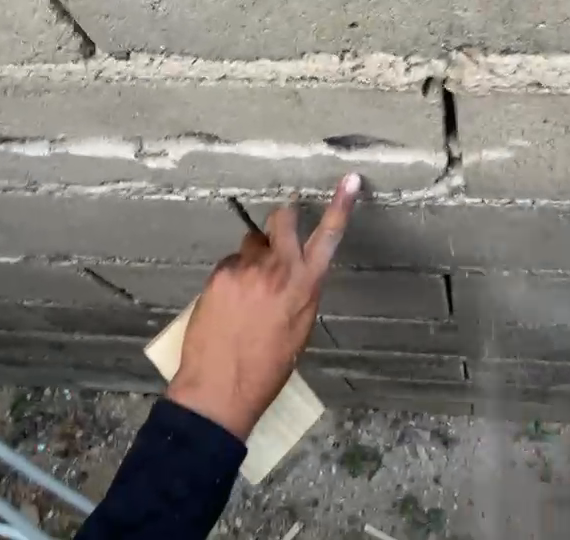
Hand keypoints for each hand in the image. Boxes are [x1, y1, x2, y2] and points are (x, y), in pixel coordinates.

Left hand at [165, 174, 360, 439]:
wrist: (220, 390)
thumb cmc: (268, 367)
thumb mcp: (300, 327)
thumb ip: (301, 290)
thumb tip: (296, 271)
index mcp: (306, 285)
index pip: (330, 235)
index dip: (341, 204)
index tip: (349, 179)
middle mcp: (279, 268)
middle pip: (283, 219)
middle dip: (284, 214)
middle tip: (282, 218)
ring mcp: (247, 268)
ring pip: (251, 243)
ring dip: (253, 255)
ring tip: (246, 289)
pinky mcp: (221, 273)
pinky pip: (230, 263)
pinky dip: (232, 275)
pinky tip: (228, 301)